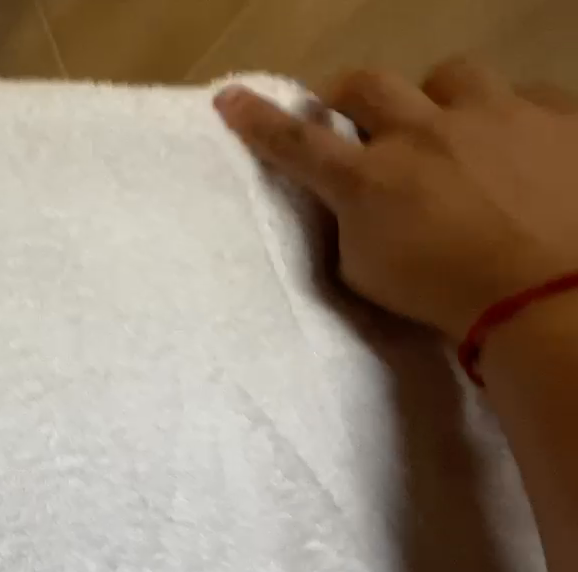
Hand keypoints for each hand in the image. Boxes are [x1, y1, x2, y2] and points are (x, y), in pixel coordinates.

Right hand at [215, 57, 577, 339]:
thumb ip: (350, 220)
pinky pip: (523, 94)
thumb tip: (351, 197)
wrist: (545, 287)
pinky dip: (502, 115)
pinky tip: (505, 145)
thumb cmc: (434, 290)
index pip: (294, 142)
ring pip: (449, 76)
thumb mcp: (360, 266)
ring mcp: (495, 117)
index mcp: (365, 180)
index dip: (257, 119)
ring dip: (432, 98)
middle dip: (346, 96)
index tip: (231, 97)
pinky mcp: (557, 115)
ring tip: (440, 128)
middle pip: (367, 86)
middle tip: (344, 114)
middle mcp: (423, 134)